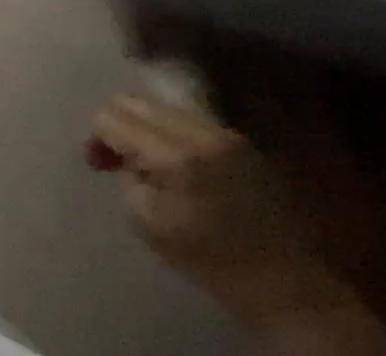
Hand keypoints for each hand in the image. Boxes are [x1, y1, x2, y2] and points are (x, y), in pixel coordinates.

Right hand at [88, 94, 358, 326]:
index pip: (111, 118)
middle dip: (117, 124)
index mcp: (174, 156)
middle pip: (135, 100)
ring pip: (163, 106)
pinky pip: (191, 120)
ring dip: (145, 127)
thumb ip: (127, 176)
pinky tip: (178, 163)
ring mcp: (227, 135)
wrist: (288, 285)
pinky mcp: (243, 143)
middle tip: (117, 158)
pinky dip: (172, 133)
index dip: (96, 138)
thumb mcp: (147, 222)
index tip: (99, 166)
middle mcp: (201, 134)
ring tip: (148, 160)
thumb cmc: (210, 260)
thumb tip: (120, 155)